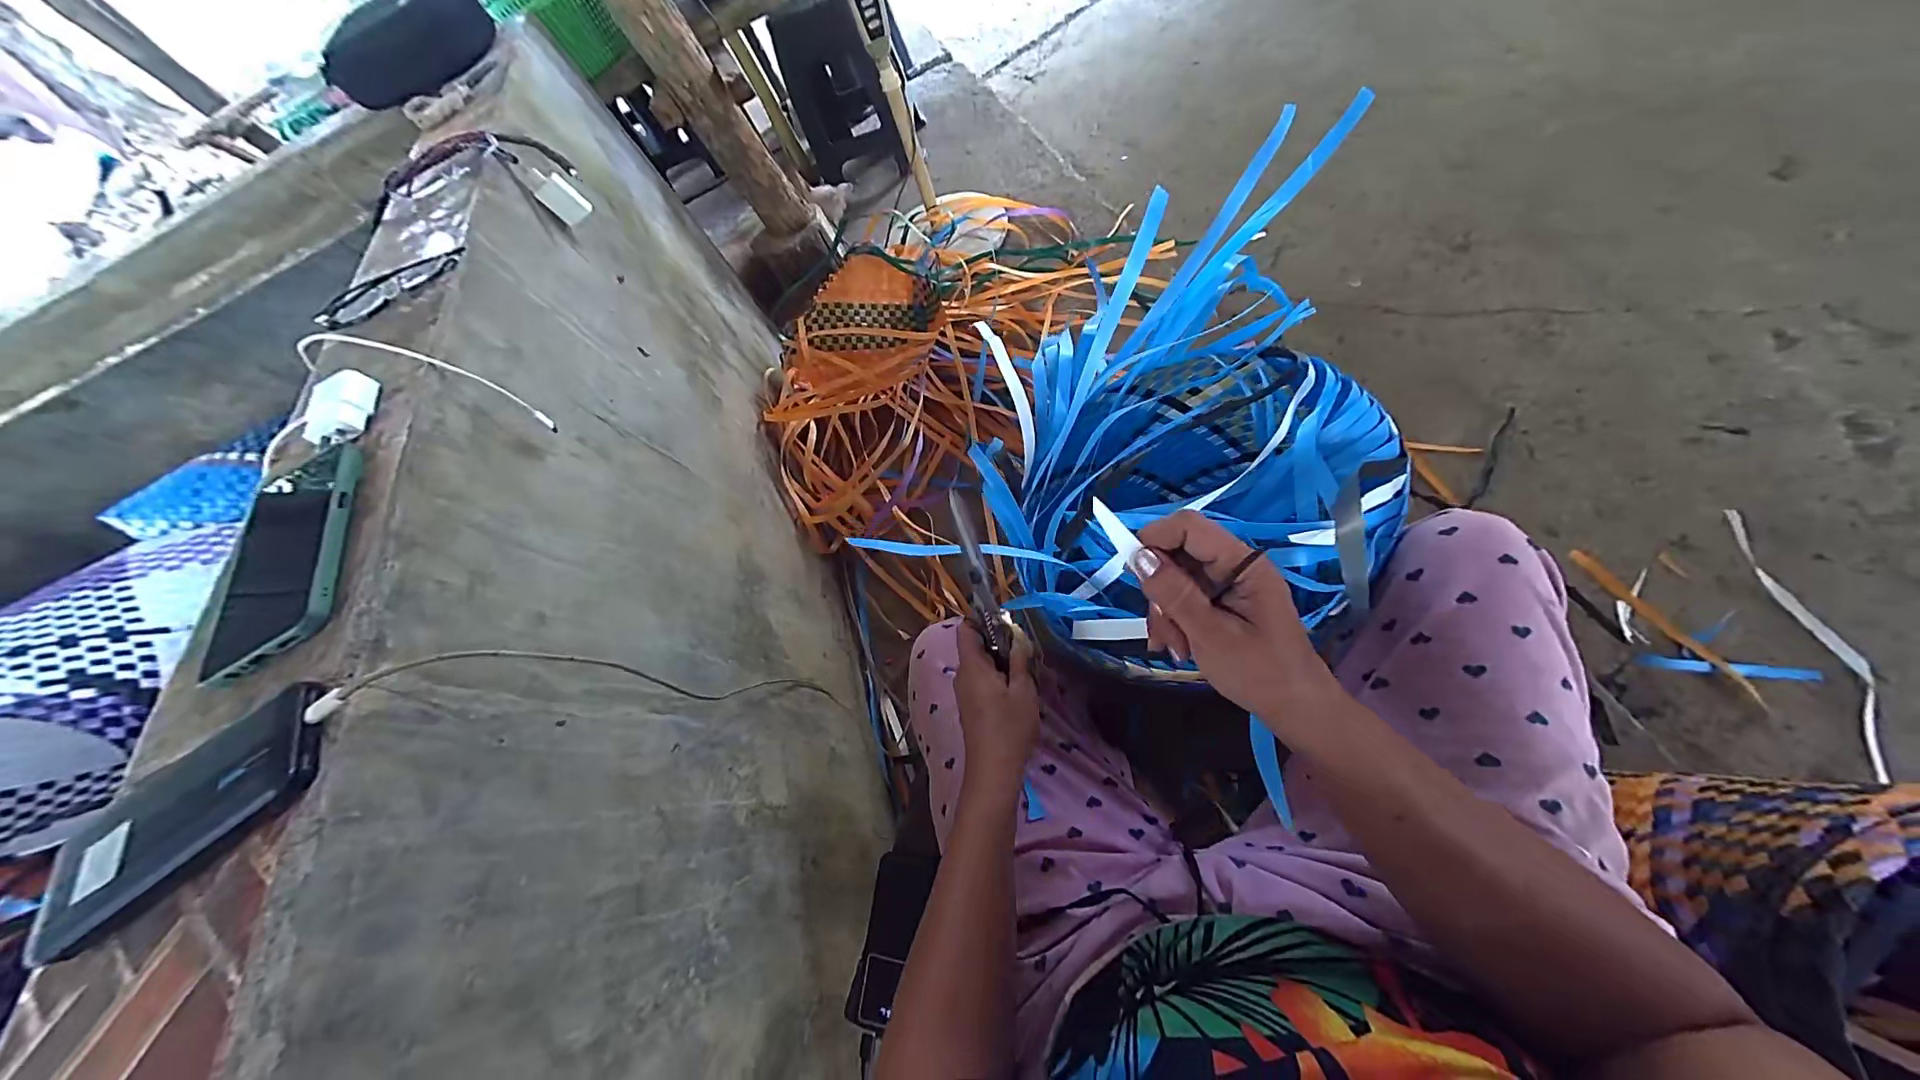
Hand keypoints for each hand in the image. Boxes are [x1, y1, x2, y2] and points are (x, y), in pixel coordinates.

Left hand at [954, 619, 1041, 789]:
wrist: (993, 769)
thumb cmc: (1009, 727)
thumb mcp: (1023, 690)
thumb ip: (1019, 661)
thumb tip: (1017, 638)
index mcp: (972, 666)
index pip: (966, 630)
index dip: (983, 620)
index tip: (1007, 622)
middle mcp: (962, 676)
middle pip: (974, 647)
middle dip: (998, 642)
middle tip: (1024, 647)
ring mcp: (964, 693)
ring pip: (979, 666)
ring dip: (1000, 663)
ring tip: (1025, 668)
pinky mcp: (969, 707)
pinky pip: (980, 681)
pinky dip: (996, 678)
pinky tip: (1016, 689)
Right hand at [1133, 510, 1342, 718]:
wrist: (1295, 708)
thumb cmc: (1261, 673)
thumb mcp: (1210, 635)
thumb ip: (1174, 594)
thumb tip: (1139, 557)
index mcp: (1243, 565)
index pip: (1189, 526)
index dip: (1155, 538)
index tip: (1132, 570)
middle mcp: (1235, 566)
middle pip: (1178, 554)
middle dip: (1159, 588)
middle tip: (1161, 628)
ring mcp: (1228, 584)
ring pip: (1175, 578)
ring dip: (1165, 611)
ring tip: (1175, 646)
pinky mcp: (1222, 602)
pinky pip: (1184, 597)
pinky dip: (1173, 619)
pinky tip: (1178, 645)